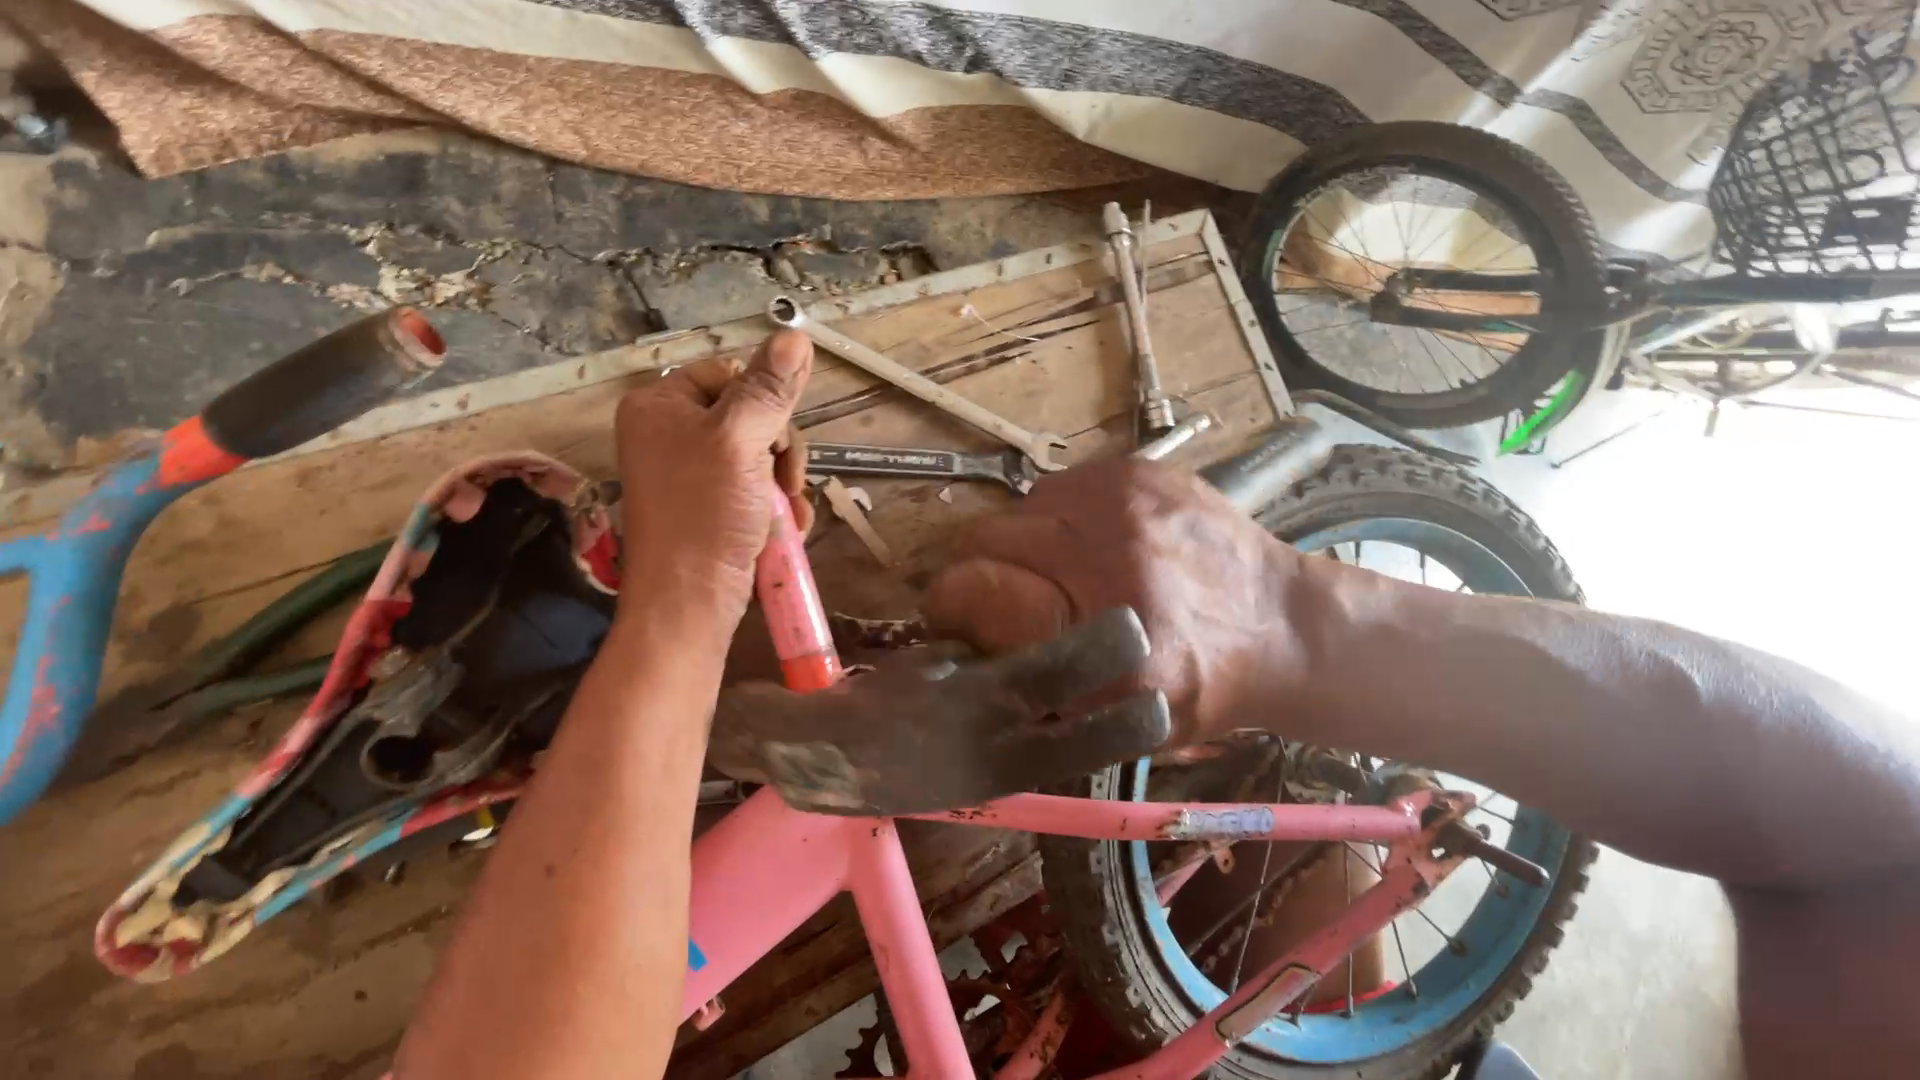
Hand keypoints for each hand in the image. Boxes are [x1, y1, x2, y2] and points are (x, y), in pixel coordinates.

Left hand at [614, 330, 813, 630]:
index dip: (763, 402)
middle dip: (779, 450)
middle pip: (751, 412)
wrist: (689, 603)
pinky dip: (777, 506)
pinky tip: (787, 528)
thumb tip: (795, 335)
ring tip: (787, 514)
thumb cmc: (704, 516)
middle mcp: (671, 432)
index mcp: (661, 405)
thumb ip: (768, 389)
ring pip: (761, 452)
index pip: (730, 372)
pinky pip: (755, 486)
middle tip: (785, 484)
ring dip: (784, 483)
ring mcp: (690, 472)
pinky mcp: (710, 505)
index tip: (774, 442)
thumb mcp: (739, 443)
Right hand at [925, 457, 1312, 745]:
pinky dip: (1060, 517)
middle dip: (977, 570)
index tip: (953, 621)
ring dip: (1023, 541)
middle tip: (1004, 596)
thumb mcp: (1112, 723)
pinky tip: (1093, 543)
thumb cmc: (1200, 688)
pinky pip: (1059, 487)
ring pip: (1018, 508)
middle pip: (980, 537)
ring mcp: (1125, 498)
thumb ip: (1030, 693)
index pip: (968, 589)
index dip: (948, 607)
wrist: (1285, 626)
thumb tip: (949, 652)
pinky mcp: (1139, 468)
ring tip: (1059, 570)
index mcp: (1099, 631)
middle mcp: (1107, 551)